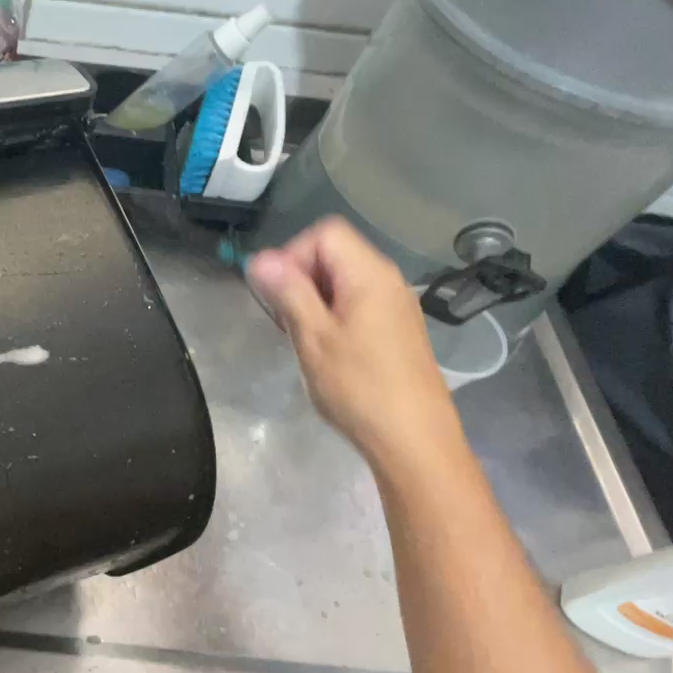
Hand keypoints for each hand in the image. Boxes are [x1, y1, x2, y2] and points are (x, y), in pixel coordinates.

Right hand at [245, 218, 462, 467]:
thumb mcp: (313, 337)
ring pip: (342, 281)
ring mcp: (394, 306)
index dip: (292, 255)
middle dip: (299, 278)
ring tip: (301, 338)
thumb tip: (260, 259)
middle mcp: (387, 281)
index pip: (324, 234)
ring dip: (312, 300)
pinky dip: (331, 316)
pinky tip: (324, 351)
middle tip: (283, 320)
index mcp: (369, 275)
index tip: (276, 294)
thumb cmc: (359, 387)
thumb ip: (287, 293)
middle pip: (334, 253)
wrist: (413, 438)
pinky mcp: (395, 329)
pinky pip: (356, 303)